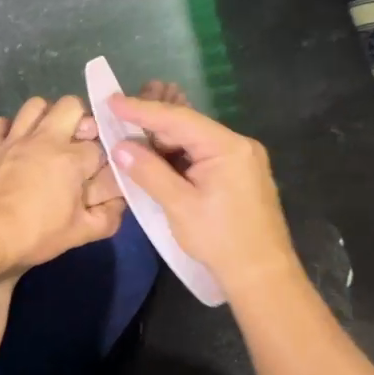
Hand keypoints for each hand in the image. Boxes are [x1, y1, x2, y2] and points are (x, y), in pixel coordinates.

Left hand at [0, 96, 125, 276]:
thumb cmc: (33, 235)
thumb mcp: (79, 234)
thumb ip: (107, 217)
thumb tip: (119, 203)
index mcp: (71, 159)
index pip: (99, 146)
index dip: (103, 159)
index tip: (99, 174)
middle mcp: (44, 140)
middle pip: (71, 105)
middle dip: (81, 119)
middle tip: (79, 143)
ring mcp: (15, 140)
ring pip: (35, 105)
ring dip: (46, 115)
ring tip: (49, 137)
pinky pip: (1, 123)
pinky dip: (10, 128)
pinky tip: (16, 144)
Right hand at [108, 95, 299, 295]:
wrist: (262, 274)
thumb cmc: (220, 239)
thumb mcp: (179, 205)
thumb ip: (148, 172)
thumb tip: (120, 147)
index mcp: (227, 147)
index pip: (177, 119)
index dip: (141, 109)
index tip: (111, 100)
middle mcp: (239, 146)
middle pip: (187, 127)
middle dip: (151, 125)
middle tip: (116, 121)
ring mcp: (242, 161)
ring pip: (194, 143)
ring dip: (163, 144)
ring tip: (130, 142)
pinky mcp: (240, 176)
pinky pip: (203, 157)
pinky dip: (178, 158)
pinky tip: (157, 162)